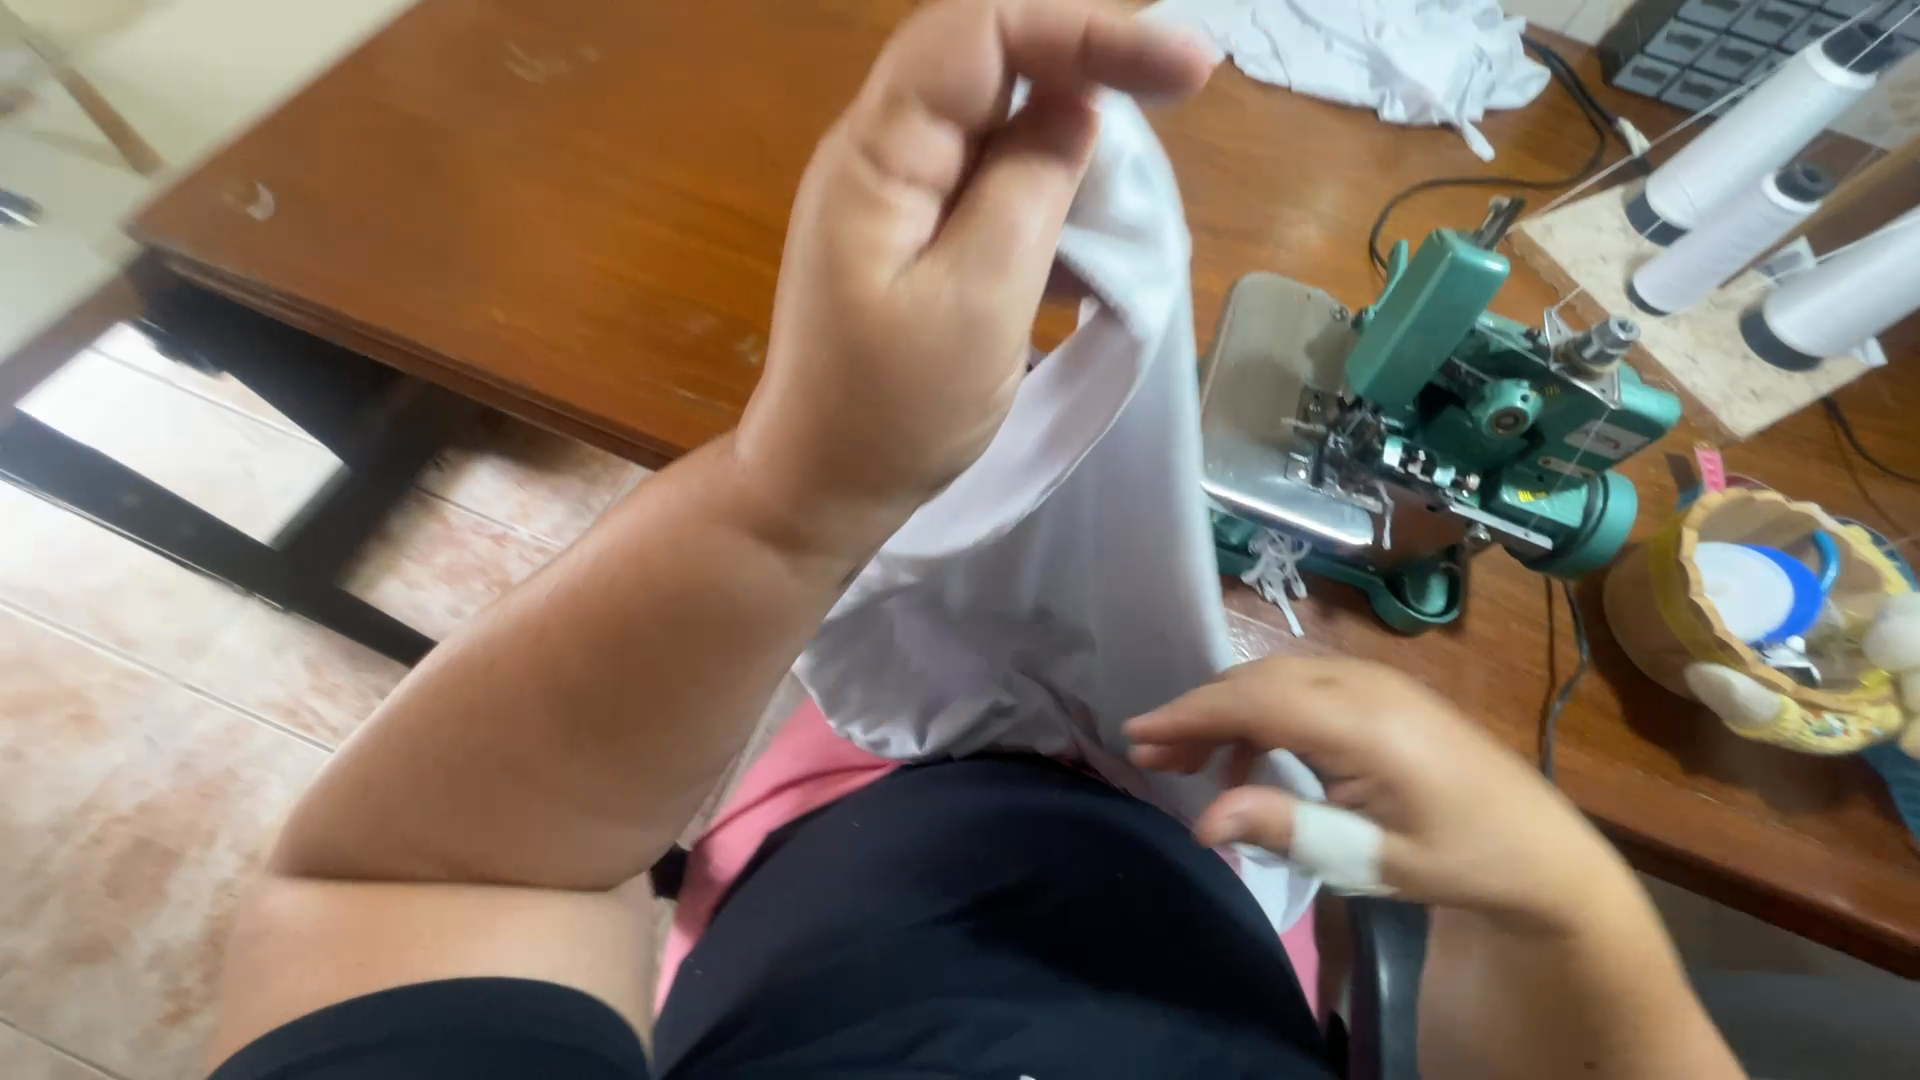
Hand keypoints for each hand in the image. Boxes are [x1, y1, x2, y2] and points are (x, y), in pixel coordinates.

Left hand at [733, 0, 1215, 551]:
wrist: (824, 488)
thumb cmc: (894, 415)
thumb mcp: (979, 301)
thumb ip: (1028, 189)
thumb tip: (1073, 110)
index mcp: (879, 159)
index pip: (982, 35)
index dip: (1088, 30)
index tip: (1188, 71)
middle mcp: (879, 163)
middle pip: (989, 77)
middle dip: (1083, 90)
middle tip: (1155, 144)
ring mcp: (892, 211)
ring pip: (995, 145)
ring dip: (1065, 172)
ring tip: (1110, 234)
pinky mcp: (908, 253)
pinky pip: (985, 207)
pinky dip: (1039, 225)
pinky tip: (1073, 278)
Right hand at [1126, 657, 1635, 934]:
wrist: (1543, 849)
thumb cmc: (1461, 859)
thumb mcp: (1372, 859)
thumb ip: (1284, 828)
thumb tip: (1200, 824)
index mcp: (1364, 723)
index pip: (1253, 701)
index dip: (1188, 714)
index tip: (1136, 734)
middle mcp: (1361, 684)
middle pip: (1253, 681)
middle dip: (1195, 715)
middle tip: (1151, 758)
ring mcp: (1369, 680)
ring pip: (1269, 679)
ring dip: (1222, 714)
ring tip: (1189, 764)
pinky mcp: (1372, 690)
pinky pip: (1294, 687)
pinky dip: (1256, 716)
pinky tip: (1248, 764)